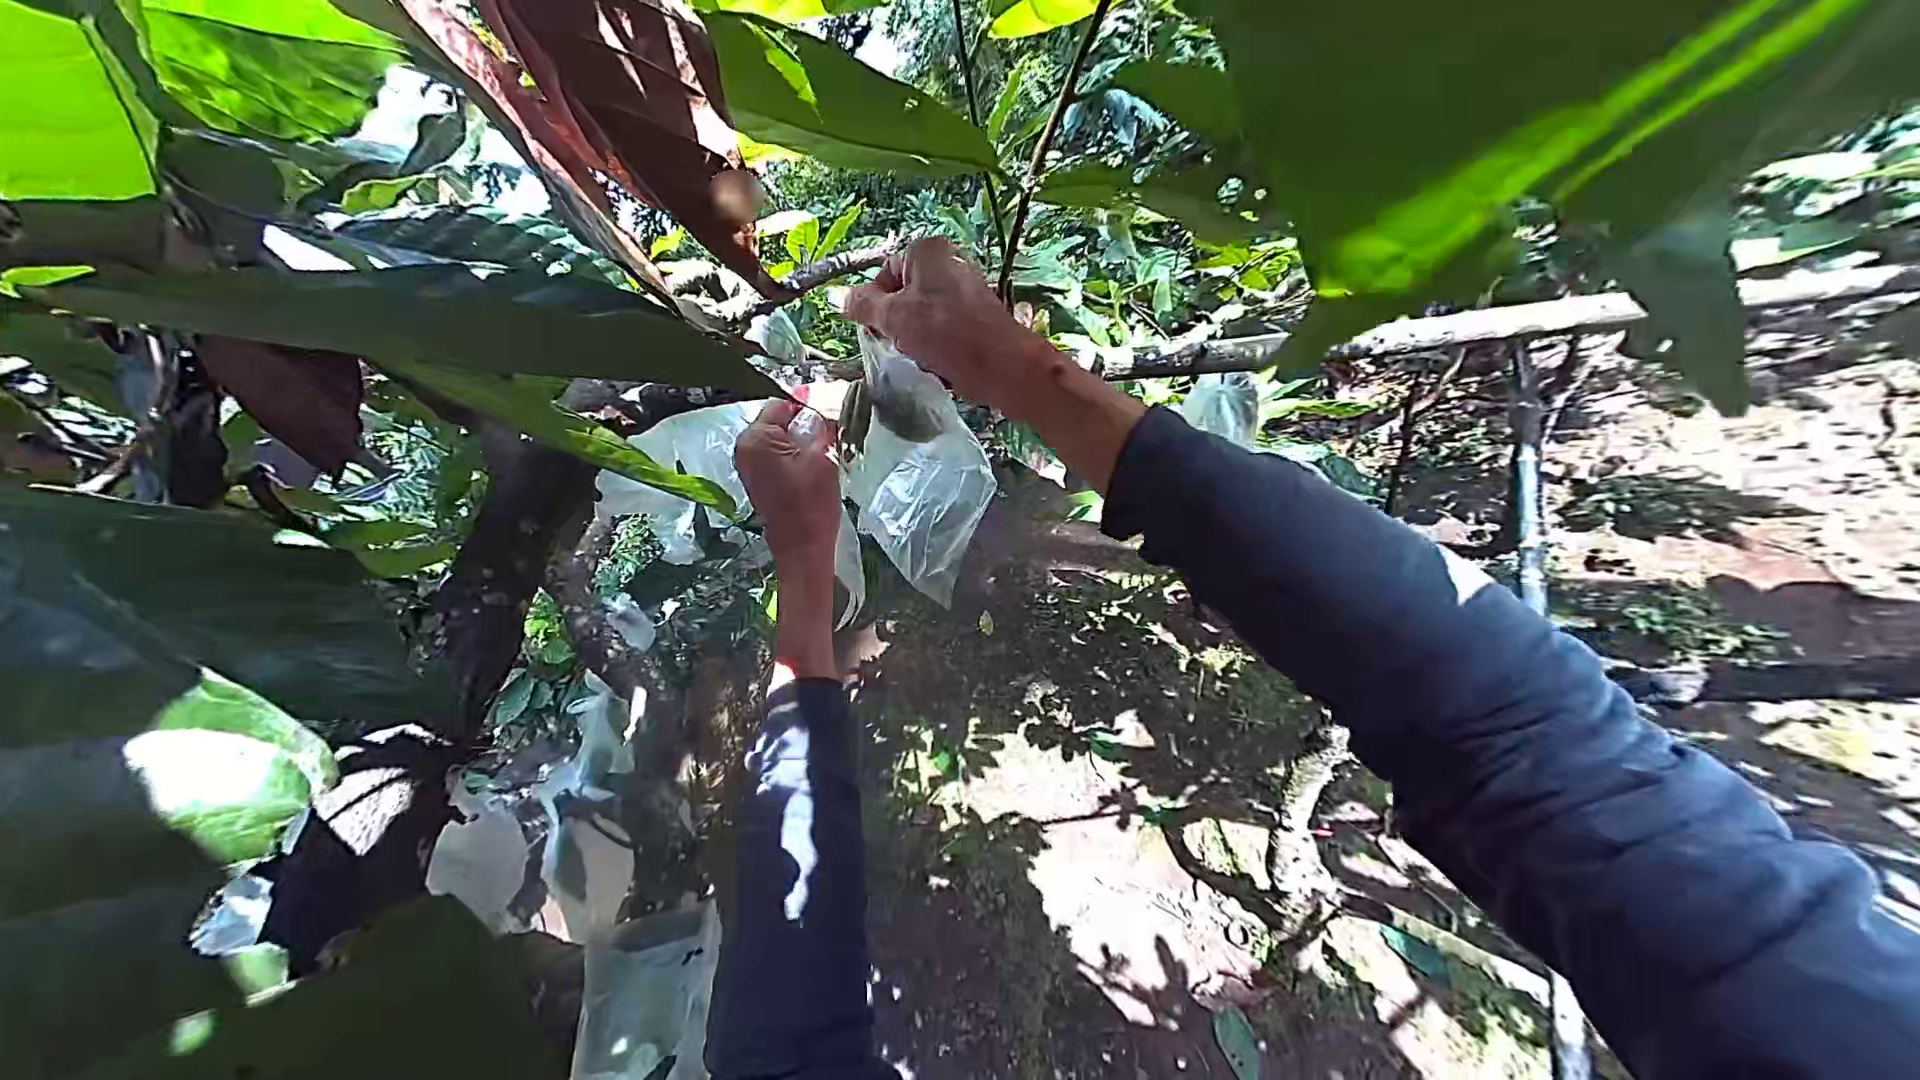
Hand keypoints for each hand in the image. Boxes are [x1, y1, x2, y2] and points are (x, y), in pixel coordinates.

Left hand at [734, 400, 839, 576]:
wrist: (803, 547)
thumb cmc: (811, 502)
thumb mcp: (823, 456)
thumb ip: (821, 425)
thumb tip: (824, 403)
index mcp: (756, 438)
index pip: (783, 404)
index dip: (810, 404)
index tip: (833, 408)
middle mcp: (745, 448)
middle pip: (779, 420)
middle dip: (806, 423)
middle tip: (834, 429)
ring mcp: (749, 465)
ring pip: (780, 438)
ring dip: (803, 440)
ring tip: (829, 446)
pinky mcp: (759, 480)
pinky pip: (778, 455)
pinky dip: (796, 455)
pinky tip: (816, 463)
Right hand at [843, 237, 1048, 414]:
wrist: (1002, 366)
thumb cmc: (945, 334)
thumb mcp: (894, 318)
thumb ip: (863, 306)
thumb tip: (839, 297)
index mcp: (928, 250)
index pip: (884, 272)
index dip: (874, 302)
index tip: (875, 329)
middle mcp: (950, 263)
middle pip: (905, 295)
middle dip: (897, 323)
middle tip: (898, 344)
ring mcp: (967, 291)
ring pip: (924, 317)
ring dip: (916, 339)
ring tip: (922, 356)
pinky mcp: (978, 318)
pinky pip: (945, 331)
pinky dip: (938, 346)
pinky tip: (941, 362)